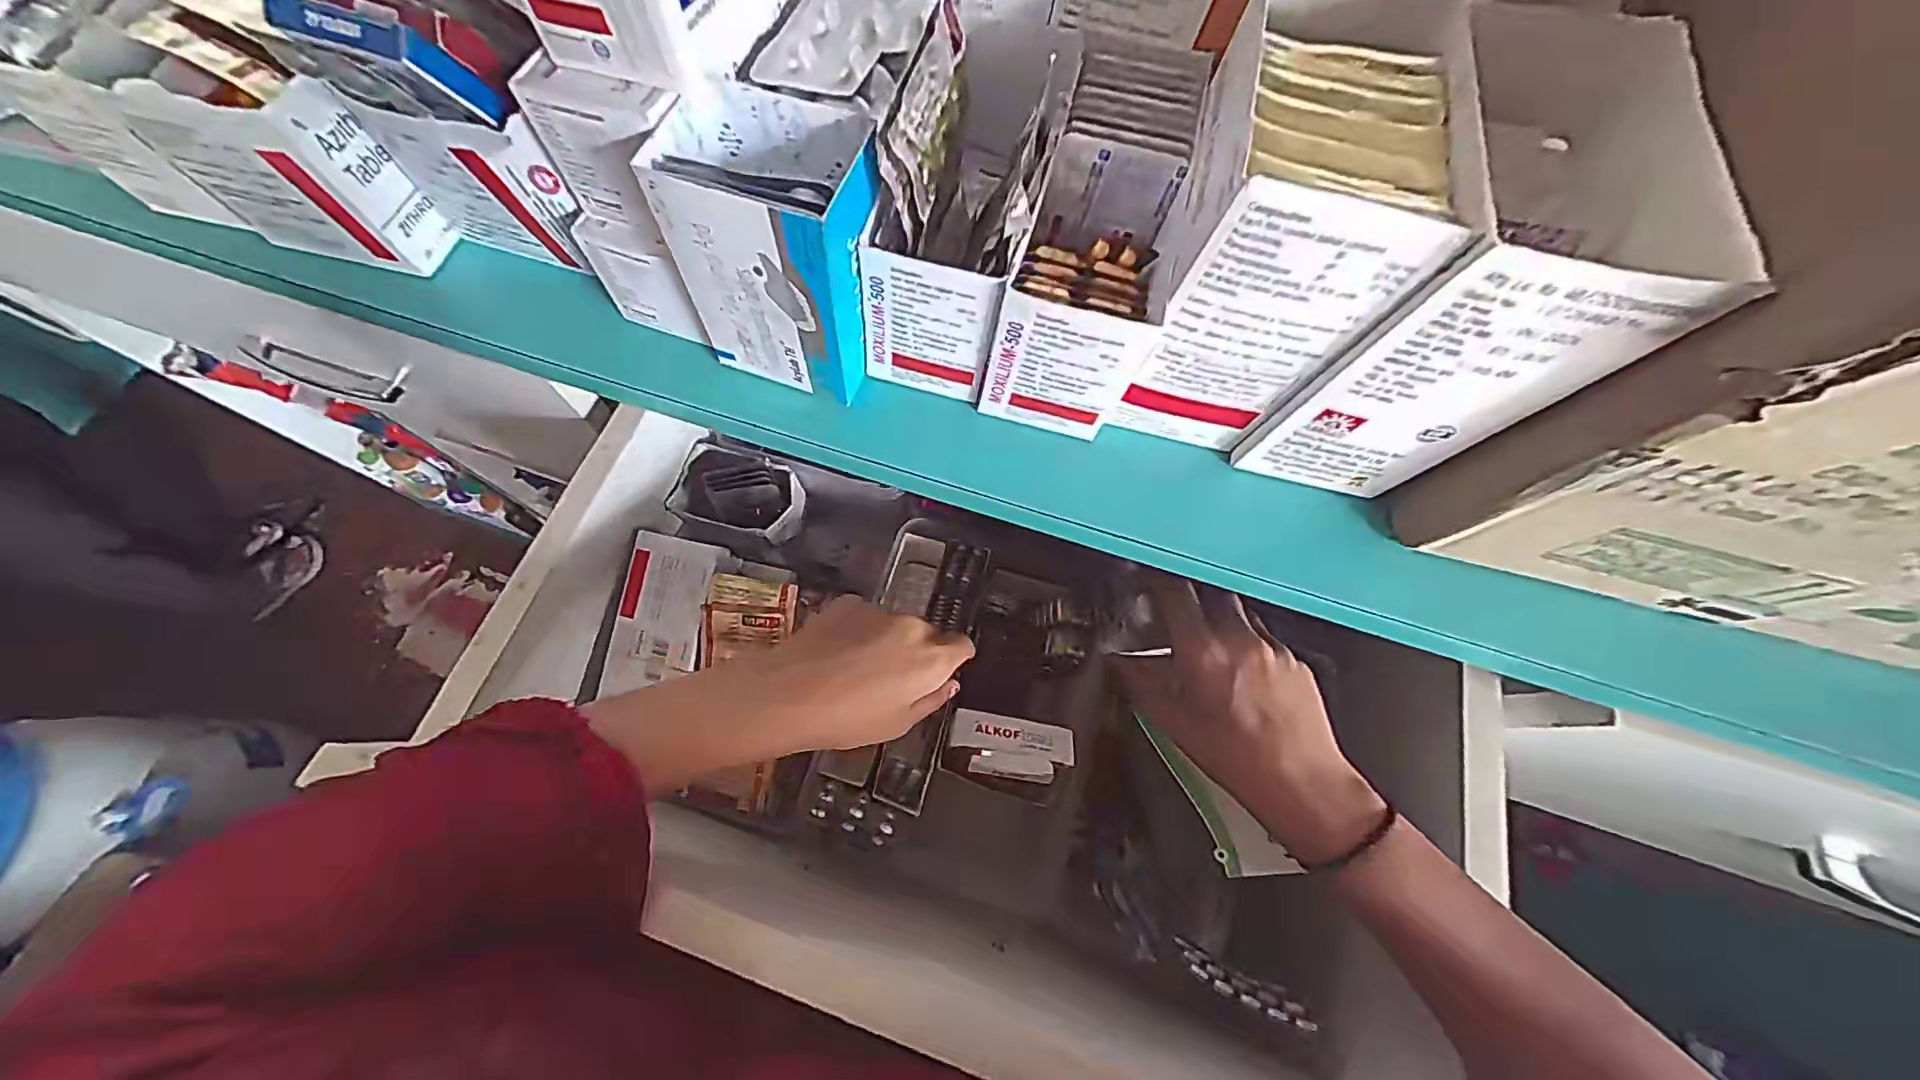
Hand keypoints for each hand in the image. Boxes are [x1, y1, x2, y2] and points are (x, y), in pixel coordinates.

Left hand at [739, 594, 975, 753]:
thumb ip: (931, 700)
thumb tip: (947, 684)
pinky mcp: (849, 603)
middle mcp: (911, 627)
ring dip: (886, 639)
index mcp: (931, 659)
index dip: (953, 658)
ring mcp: (879, 611)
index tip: (941, 670)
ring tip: (856, 668)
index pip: (962, 646)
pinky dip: (859, 629)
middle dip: (915, 652)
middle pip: (926, 635)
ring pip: (894, 624)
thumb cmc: (845, 718)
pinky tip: (838, 653)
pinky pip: (865, 616)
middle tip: (890, 679)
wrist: (786, 694)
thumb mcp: (897, 724)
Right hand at [1114, 576, 1384, 864]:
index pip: (1174, 593)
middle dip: (1191, 595)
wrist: (1300, 781)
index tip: (1148, 577)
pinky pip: (1264, 637)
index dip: (1156, 578)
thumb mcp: (1173, 721)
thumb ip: (1141, 683)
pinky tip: (1241, 674)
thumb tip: (1121, 665)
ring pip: (1239, 612)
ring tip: (1210, 652)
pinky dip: (1246, 645)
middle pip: (1210, 592)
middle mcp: (1240, 640)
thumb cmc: (1239, 759)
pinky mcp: (1294, 660)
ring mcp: (1271, 648)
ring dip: (1220, 620)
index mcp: (1203, 652)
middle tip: (1176, 611)